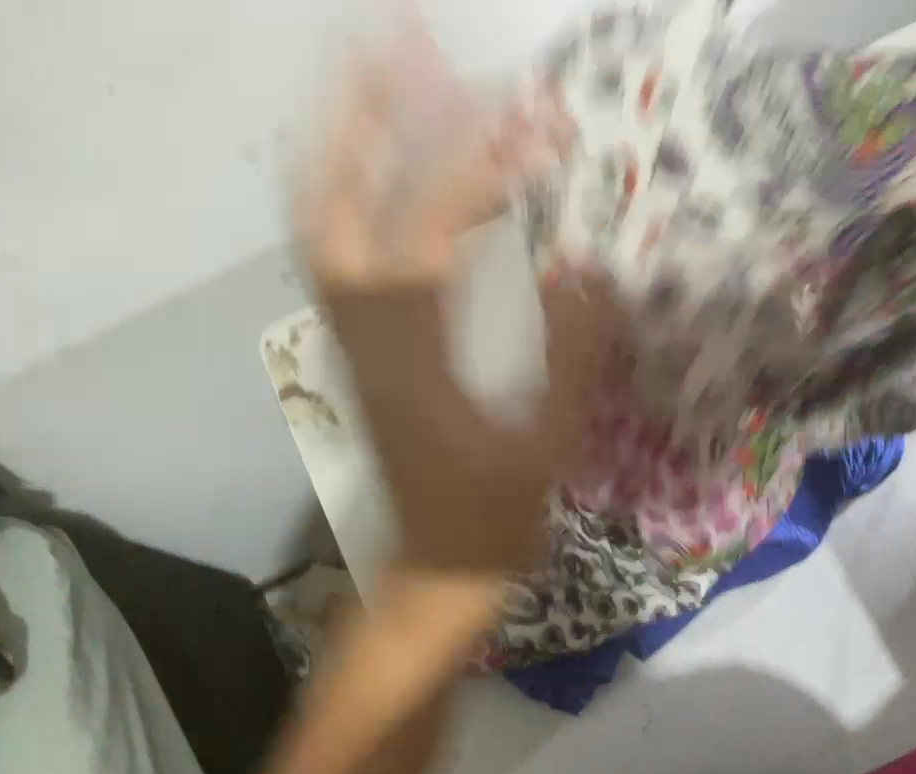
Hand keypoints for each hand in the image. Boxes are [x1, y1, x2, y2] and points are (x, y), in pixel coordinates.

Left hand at [298, 39, 610, 574]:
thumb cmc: (486, 524)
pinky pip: (346, 253)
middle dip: (362, 110)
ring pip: (328, 221)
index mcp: (406, 355)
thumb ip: (568, 359)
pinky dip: (363, 196)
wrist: (430, 577)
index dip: (474, 161)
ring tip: (390, 77)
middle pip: (332, 199)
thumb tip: (588, 269)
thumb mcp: (541, 450)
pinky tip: (398, 174)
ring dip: (352, 143)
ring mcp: (353, 341)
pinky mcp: (363, 352)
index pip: (427, 229)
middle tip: (398, 36)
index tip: (529, 117)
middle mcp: (362, 333)